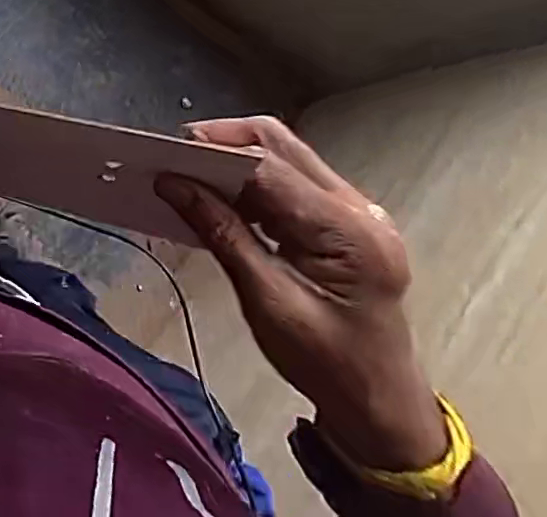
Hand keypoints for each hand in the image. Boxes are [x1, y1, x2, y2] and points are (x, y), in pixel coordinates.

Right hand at [156, 116, 447, 471]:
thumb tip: (173, 184)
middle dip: (222, 141)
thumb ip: (222, 233)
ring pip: (281, 154)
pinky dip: (248, 179)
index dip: (214, 153)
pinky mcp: (340, 218)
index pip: (269, 168)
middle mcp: (357, 209)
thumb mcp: (265, 300)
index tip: (167, 156)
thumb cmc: (327, 364)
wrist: (380, 405)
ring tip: (189, 176)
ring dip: (232, 159)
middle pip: (279, 143)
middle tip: (175, 157)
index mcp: (348, 232)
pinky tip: (220, 196)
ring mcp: (353, 210)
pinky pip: (286, 178)